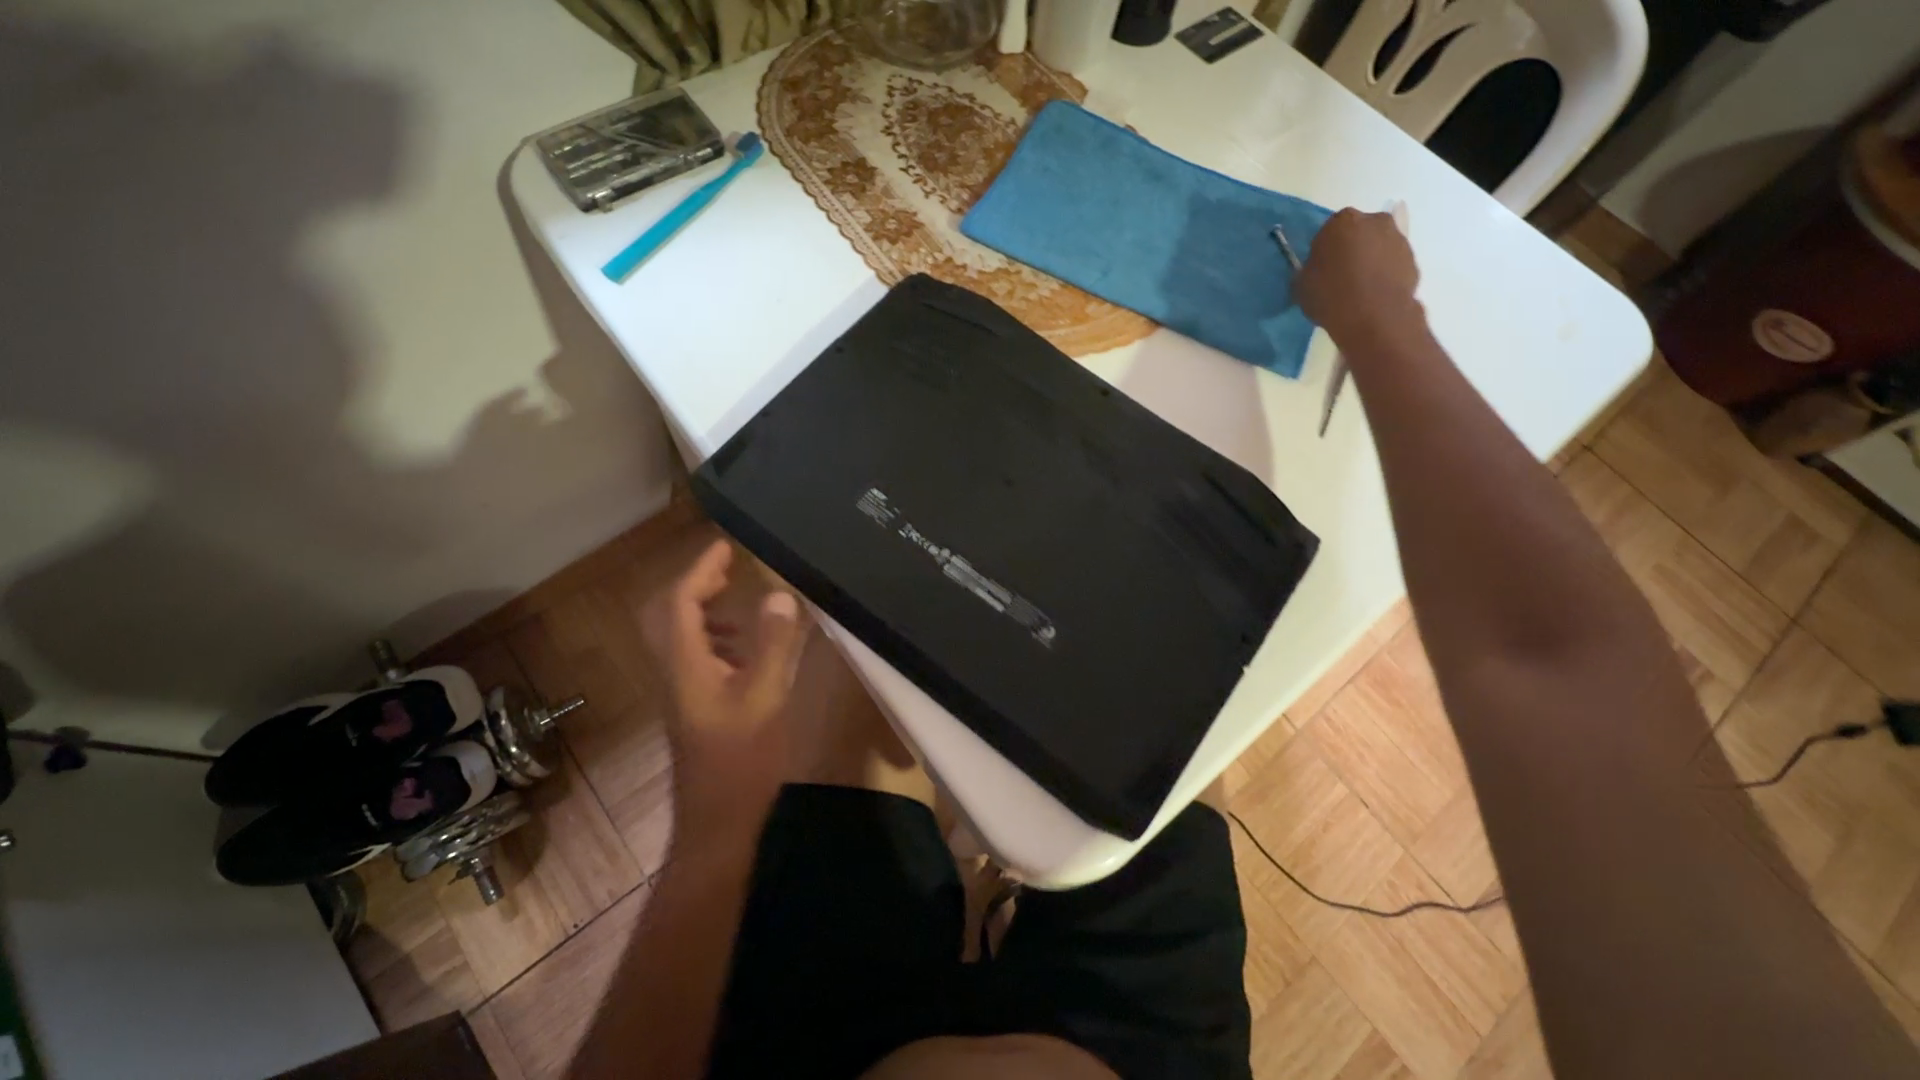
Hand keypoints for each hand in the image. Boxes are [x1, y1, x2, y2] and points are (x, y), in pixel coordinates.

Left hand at [642, 539, 808, 841]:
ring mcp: (682, 692)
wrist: (717, 822)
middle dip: (696, 584)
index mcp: (686, 664)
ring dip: (705, 610)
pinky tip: (748, 650)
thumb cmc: (741, 761)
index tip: (727, 547)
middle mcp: (675, 672)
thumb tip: (778, 595)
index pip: (681, 601)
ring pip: (682, 636)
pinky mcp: (694, 708)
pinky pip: (696, 656)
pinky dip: (716, 638)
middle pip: (669, 614)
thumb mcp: (765, 699)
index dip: (701, 569)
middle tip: (729, 568)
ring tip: (742, 600)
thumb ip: (772, 646)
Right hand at [1294, 207, 1424, 347]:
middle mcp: (1375, 221)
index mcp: (1342, 221)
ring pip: (1379, 247)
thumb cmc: (1331, 296)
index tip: (1321, 270)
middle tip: (1342, 277)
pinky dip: (1386, 275)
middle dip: (1352, 250)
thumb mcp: (1302, 285)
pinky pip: (1393, 265)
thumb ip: (1309, 270)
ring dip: (1371, 261)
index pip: (1329, 231)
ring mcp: (1398, 240)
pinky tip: (1376, 296)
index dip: (1324, 251)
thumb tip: (1315, 271)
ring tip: (1361, 290)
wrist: (1374, 317)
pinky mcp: (1414, 261)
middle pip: (1359, 234)